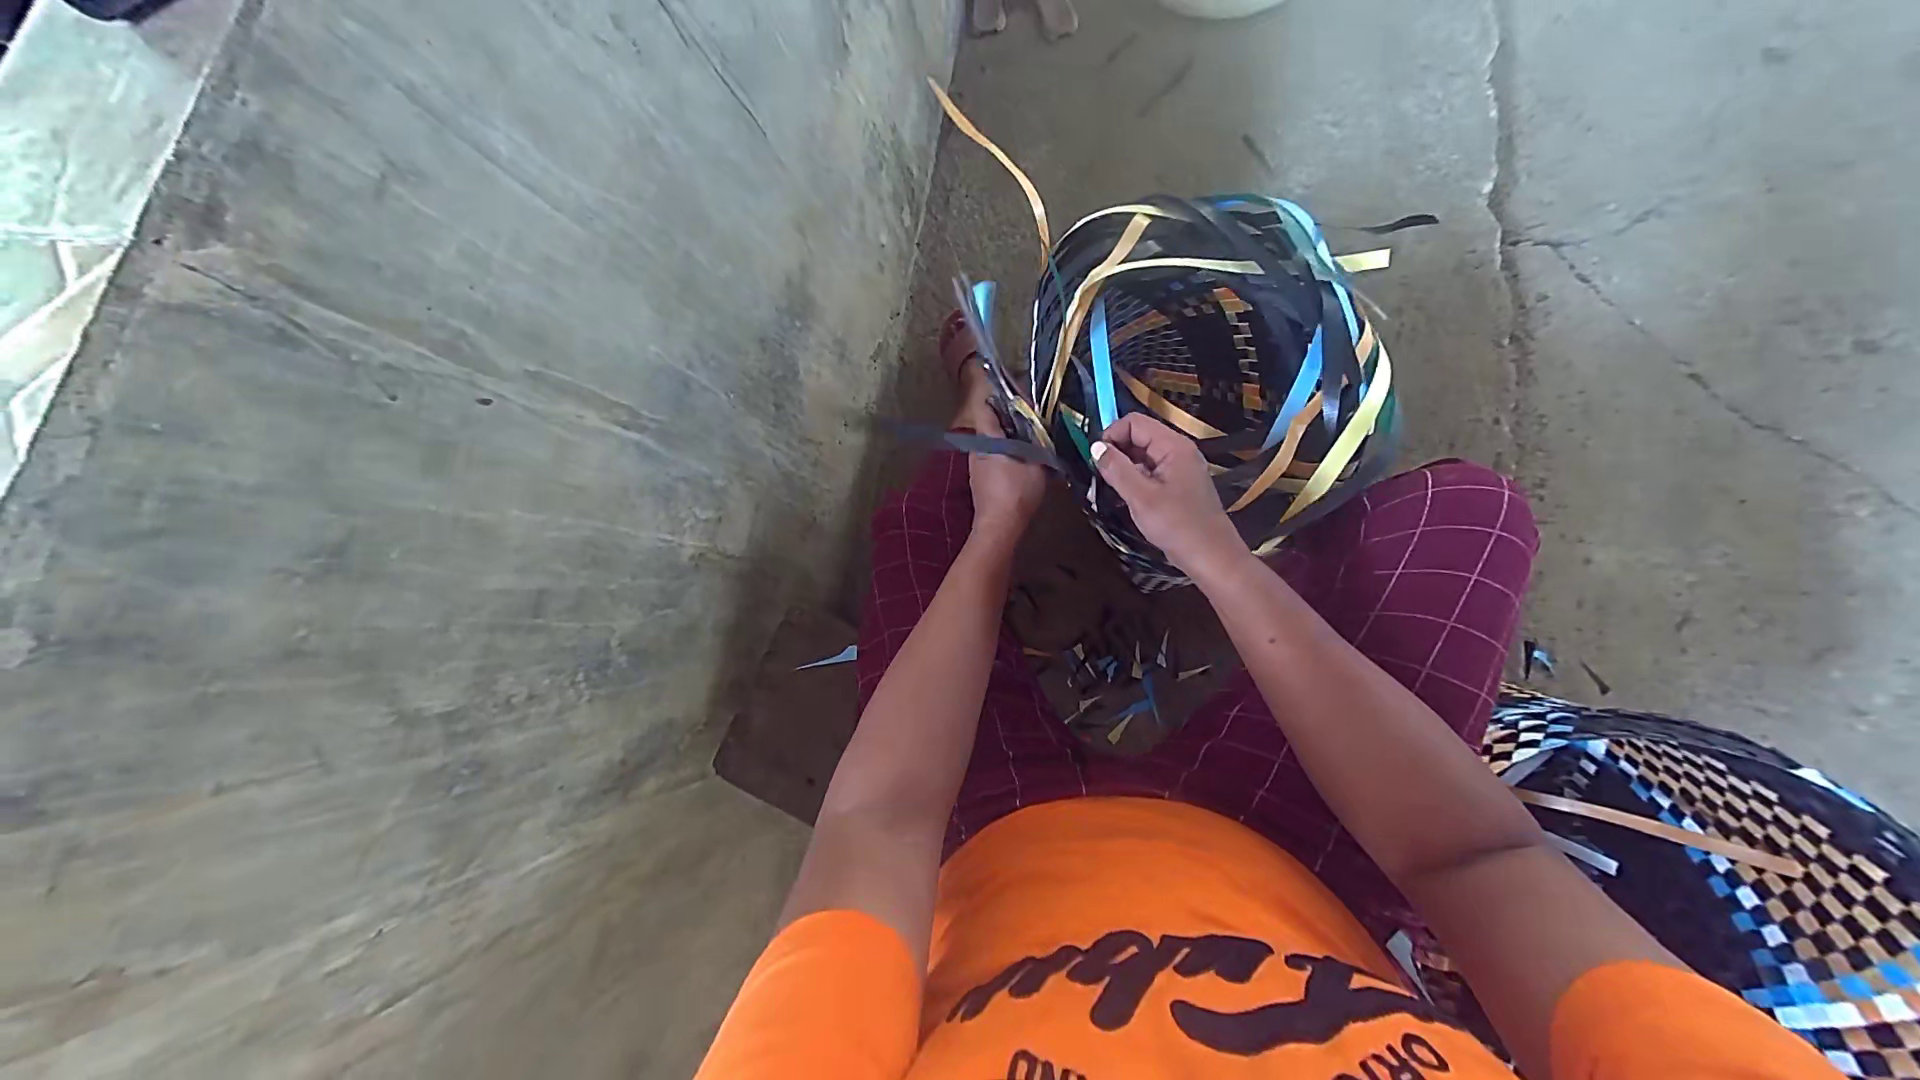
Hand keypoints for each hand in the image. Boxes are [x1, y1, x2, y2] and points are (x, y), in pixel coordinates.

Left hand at [966, 411, 1046, 542]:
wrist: (999, 526)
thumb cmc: (1017, 492)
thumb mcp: (1037, 464)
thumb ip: (1039, 444)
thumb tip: (1042, 429)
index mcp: (987, 439)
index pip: (985, 408)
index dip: (999, 399)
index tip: (1017, 399)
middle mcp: (976, 449)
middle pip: (990, 426)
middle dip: (1009, 422)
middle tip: (1032, 423)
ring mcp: (975, 467)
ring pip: (992, 444)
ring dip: (1008, 442)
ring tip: (1030, 445)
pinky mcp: (978, 481)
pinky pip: (992, 460)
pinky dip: (1005, 458)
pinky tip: (1022, 466)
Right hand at [1092, 413, 1249, 578]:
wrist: (1210, 556)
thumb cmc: (1178, 526)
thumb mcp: (1140, 497)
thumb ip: (1116, 469)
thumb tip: (1096, 447)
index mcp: (1173, 446)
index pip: (1135, 422)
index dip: (1112, 435)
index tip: (1096, 458)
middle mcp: (1178, 451)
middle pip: (1139, 436)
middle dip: (1116, 452)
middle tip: (1102, 476)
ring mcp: (1180, 468)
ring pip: (1142, 456)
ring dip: (1124, 468)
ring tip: (1113, 490)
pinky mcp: (1178, 484)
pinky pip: (1151, 471)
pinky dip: (1135, 480)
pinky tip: (1128, 499)